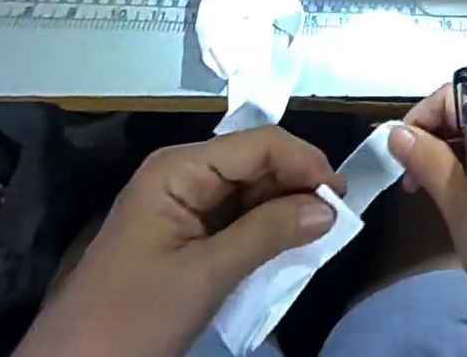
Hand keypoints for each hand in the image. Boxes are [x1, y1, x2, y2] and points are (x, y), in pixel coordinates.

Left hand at [13, 127, 340, 356]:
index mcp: (179, 167)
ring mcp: (182, 201)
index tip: (340, 195)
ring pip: (250, 187)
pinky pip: (236, 215)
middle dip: (296, 182)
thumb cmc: (127, 323)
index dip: (303, 160)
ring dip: (285, 205)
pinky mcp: (184, 232)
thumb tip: (328, 207)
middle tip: (335, 215)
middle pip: (256, 160)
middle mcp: (183, 172)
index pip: (258, 144)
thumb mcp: (202, 278)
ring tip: (320, 228)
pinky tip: (289, 241)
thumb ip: (267, 233)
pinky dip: (266, 226)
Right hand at [388, 86, 466, 356]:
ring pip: (460, 137)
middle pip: (456, 114)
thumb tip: (395, 131)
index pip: (454, 97)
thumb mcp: (466, 211)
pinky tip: (436, 194)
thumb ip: (432, 164)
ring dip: (434, 156)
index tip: (397, 152)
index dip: (422, 117)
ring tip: (416, 189)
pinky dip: (448, 171)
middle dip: (426, 138)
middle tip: (405, 178)